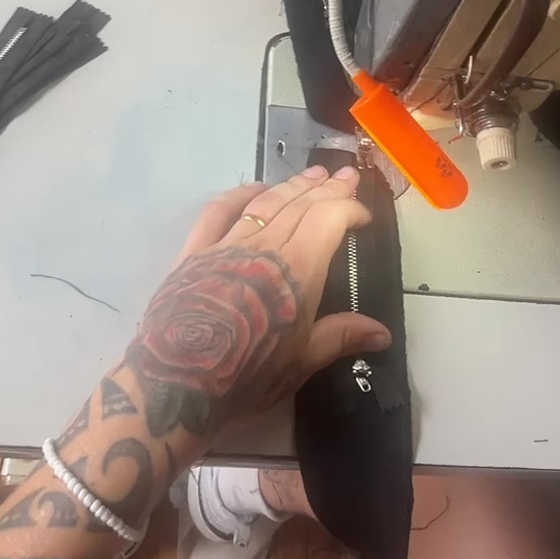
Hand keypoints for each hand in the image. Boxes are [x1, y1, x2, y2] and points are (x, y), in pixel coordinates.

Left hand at [121, 166, 391, 453]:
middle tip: (346, 175)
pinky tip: (256, 188)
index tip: (364, 214)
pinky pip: (219, 211)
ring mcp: (227, 245)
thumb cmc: (246, 375)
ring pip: (266, 203)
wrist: (176, 384)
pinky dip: (240, 194)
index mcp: (297, 270)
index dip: (349, 208)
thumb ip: (341, 337)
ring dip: (292, 185)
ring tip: (312, 174)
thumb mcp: (301, 362)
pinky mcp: (195, 251)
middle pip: (300, 204)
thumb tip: (383, 333)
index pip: (329, 219)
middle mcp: (265, 247)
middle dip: (327, 188)